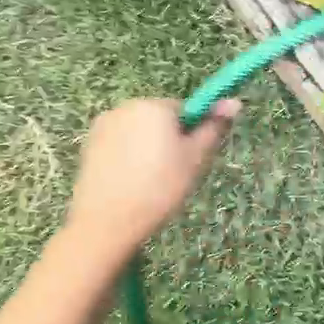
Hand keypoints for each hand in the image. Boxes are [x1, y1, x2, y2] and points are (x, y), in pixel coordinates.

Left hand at [63, 98, 239, 251]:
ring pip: (139, 132)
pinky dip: (128, 157)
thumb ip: (214, 127)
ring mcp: (103, 125)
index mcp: (154, 106)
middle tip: (174, 173)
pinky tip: (130, 183)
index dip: (192, 134)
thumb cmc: (160, 187)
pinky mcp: (89, 145)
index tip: (191, 159)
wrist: (108, 222)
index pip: (185, 109)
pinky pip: (119, 144)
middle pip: (159, 118)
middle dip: (168, 139)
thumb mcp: (195, 158)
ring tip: (151, 182)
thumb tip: (235, 102)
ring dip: (148, 148)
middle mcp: (126, 107)